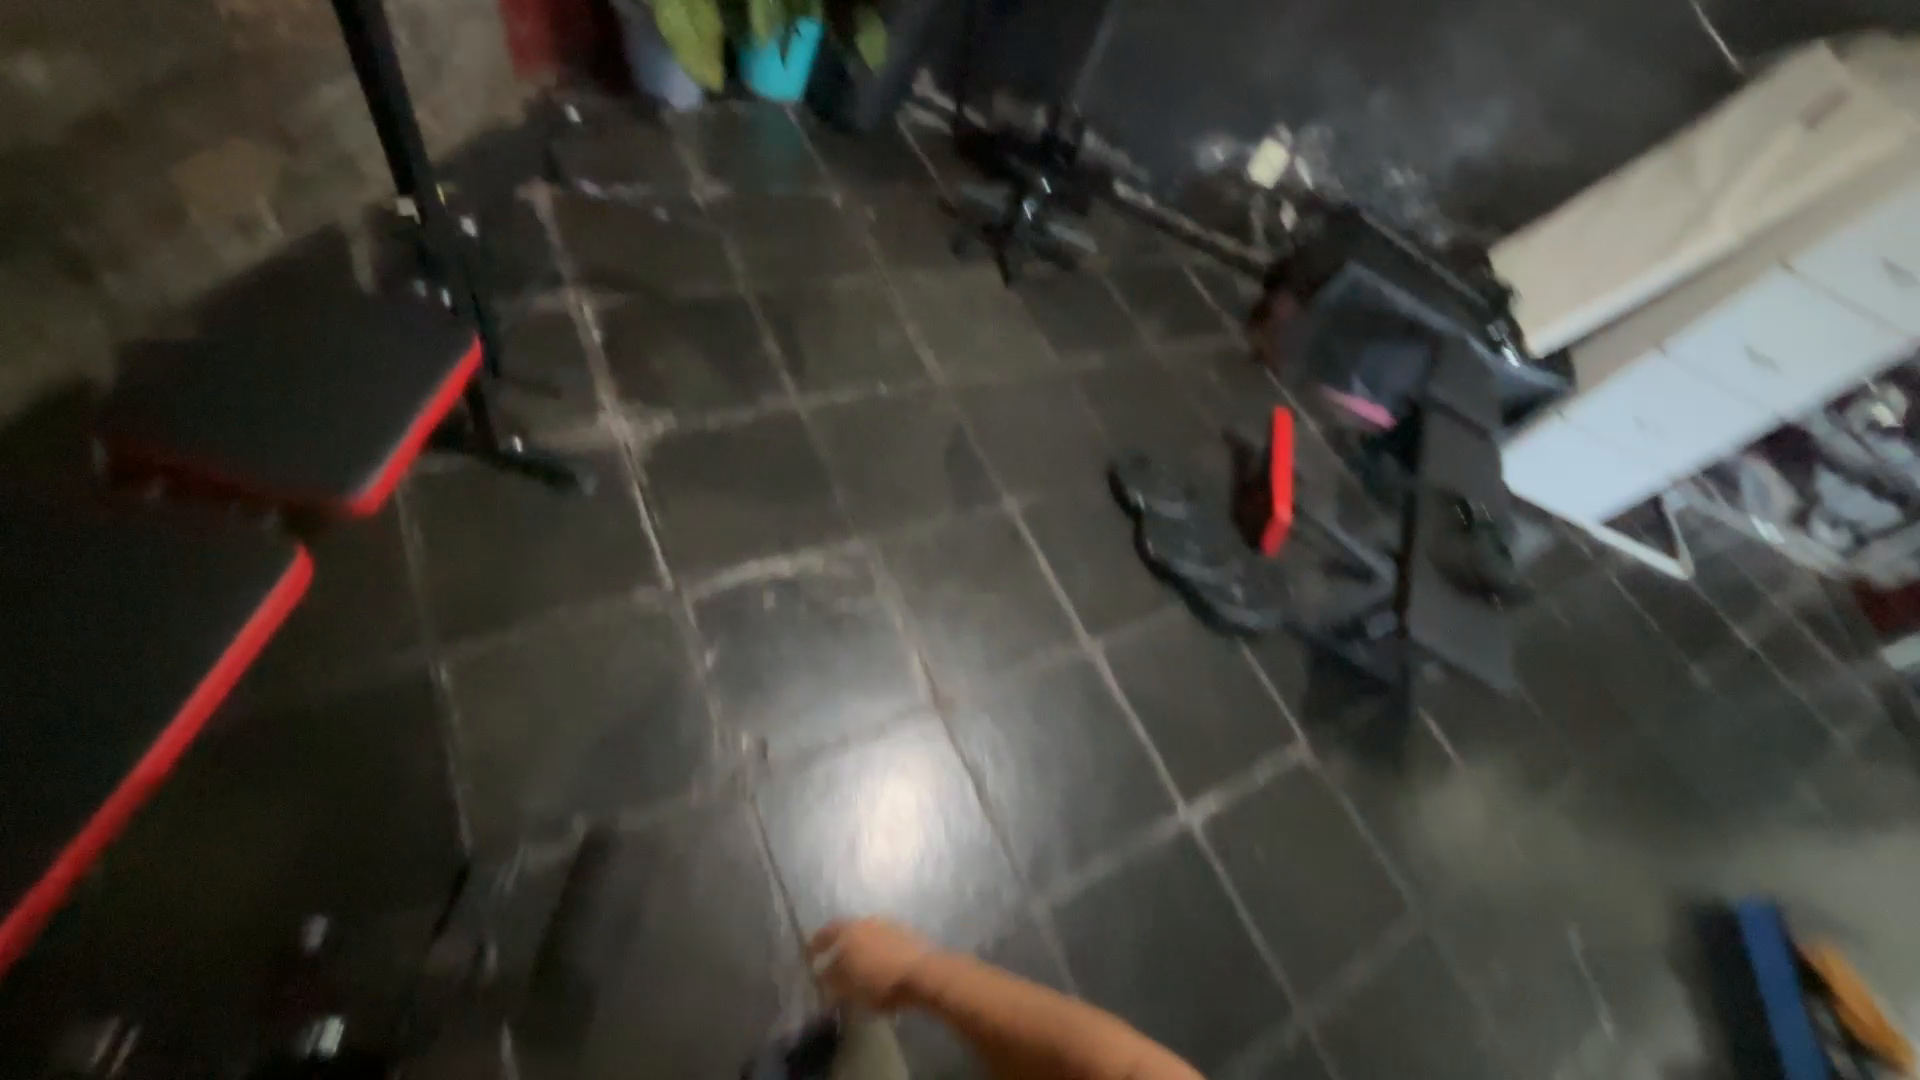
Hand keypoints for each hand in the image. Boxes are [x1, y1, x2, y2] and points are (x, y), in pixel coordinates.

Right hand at [806, 917, 938, 1010]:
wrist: (924, 972)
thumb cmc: (882, 983)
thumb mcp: (851, 989)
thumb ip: (833, 980)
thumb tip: (822, 975)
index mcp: (849, 932)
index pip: (826, 933)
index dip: (816, 943)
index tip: (809, 953)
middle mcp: (866, 921)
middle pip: (846, 930)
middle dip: (837, 944)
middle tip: (831, 958)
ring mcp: (887, 923)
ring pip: (865, 933)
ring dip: (857, 945)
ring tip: (854, 962)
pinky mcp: (904, 930)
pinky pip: (881, 938)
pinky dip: (874, 947)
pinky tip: (877, 960)